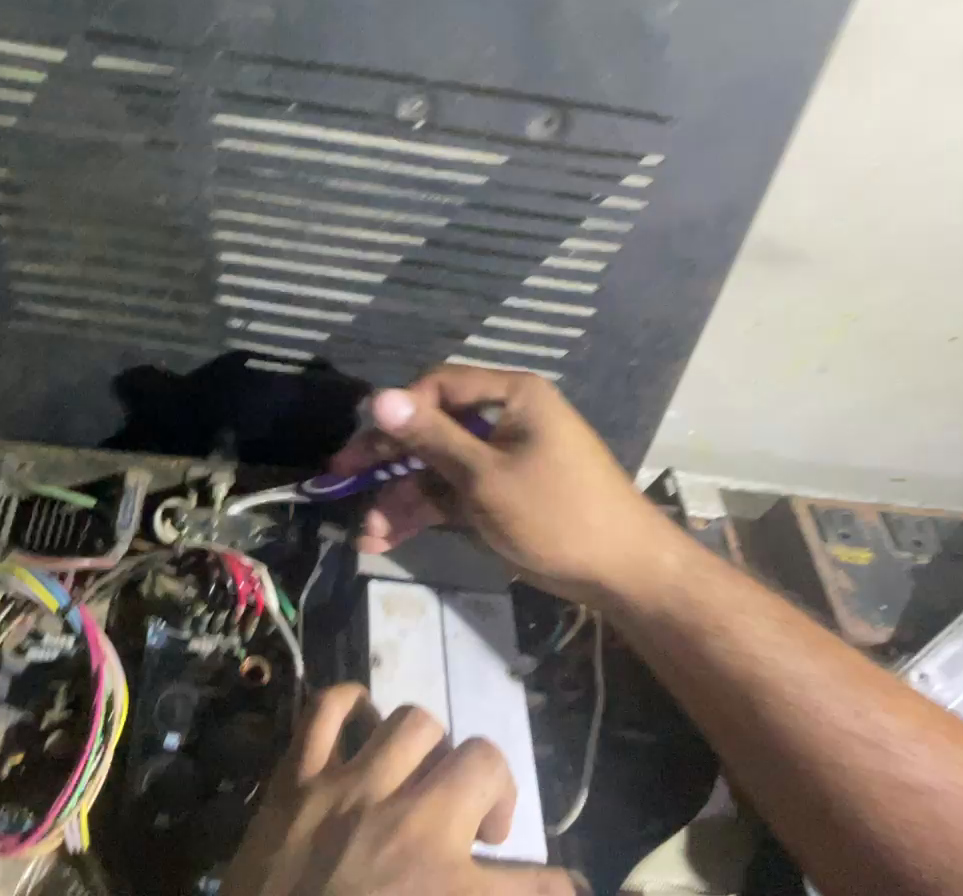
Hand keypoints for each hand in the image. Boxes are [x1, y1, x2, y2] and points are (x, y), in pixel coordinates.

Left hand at [223, 684, 577, 895]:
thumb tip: (552, 893)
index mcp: (450, 890)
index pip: (536, 882)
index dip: (557, 884)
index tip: (561, 883)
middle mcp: (410, 825)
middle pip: (480, 762)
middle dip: (491, 787)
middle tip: (472, 822)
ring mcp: (348, 791)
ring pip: (413, 724)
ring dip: (428, 749)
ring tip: (419, 775)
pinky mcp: (296, 778)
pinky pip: (324, 709)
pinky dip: (348, 701)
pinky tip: (361, 718)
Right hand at [329, 365, 683, 600]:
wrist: (622, 575)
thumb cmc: (557, 513)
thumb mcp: (484, 475)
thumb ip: (429, 436)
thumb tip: (378, 397)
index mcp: (509, 397)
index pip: (437, 387)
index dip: (397, 413)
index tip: (363, 443)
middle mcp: (501, 420)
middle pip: (428, 430)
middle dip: (386, 463)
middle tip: (340, 480)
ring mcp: (496, 459)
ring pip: (433, 468)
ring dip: (399, 499)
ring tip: (367, 534)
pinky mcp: (495, 494)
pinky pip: (448, 494)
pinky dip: (421, 514)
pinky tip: (386, 539)